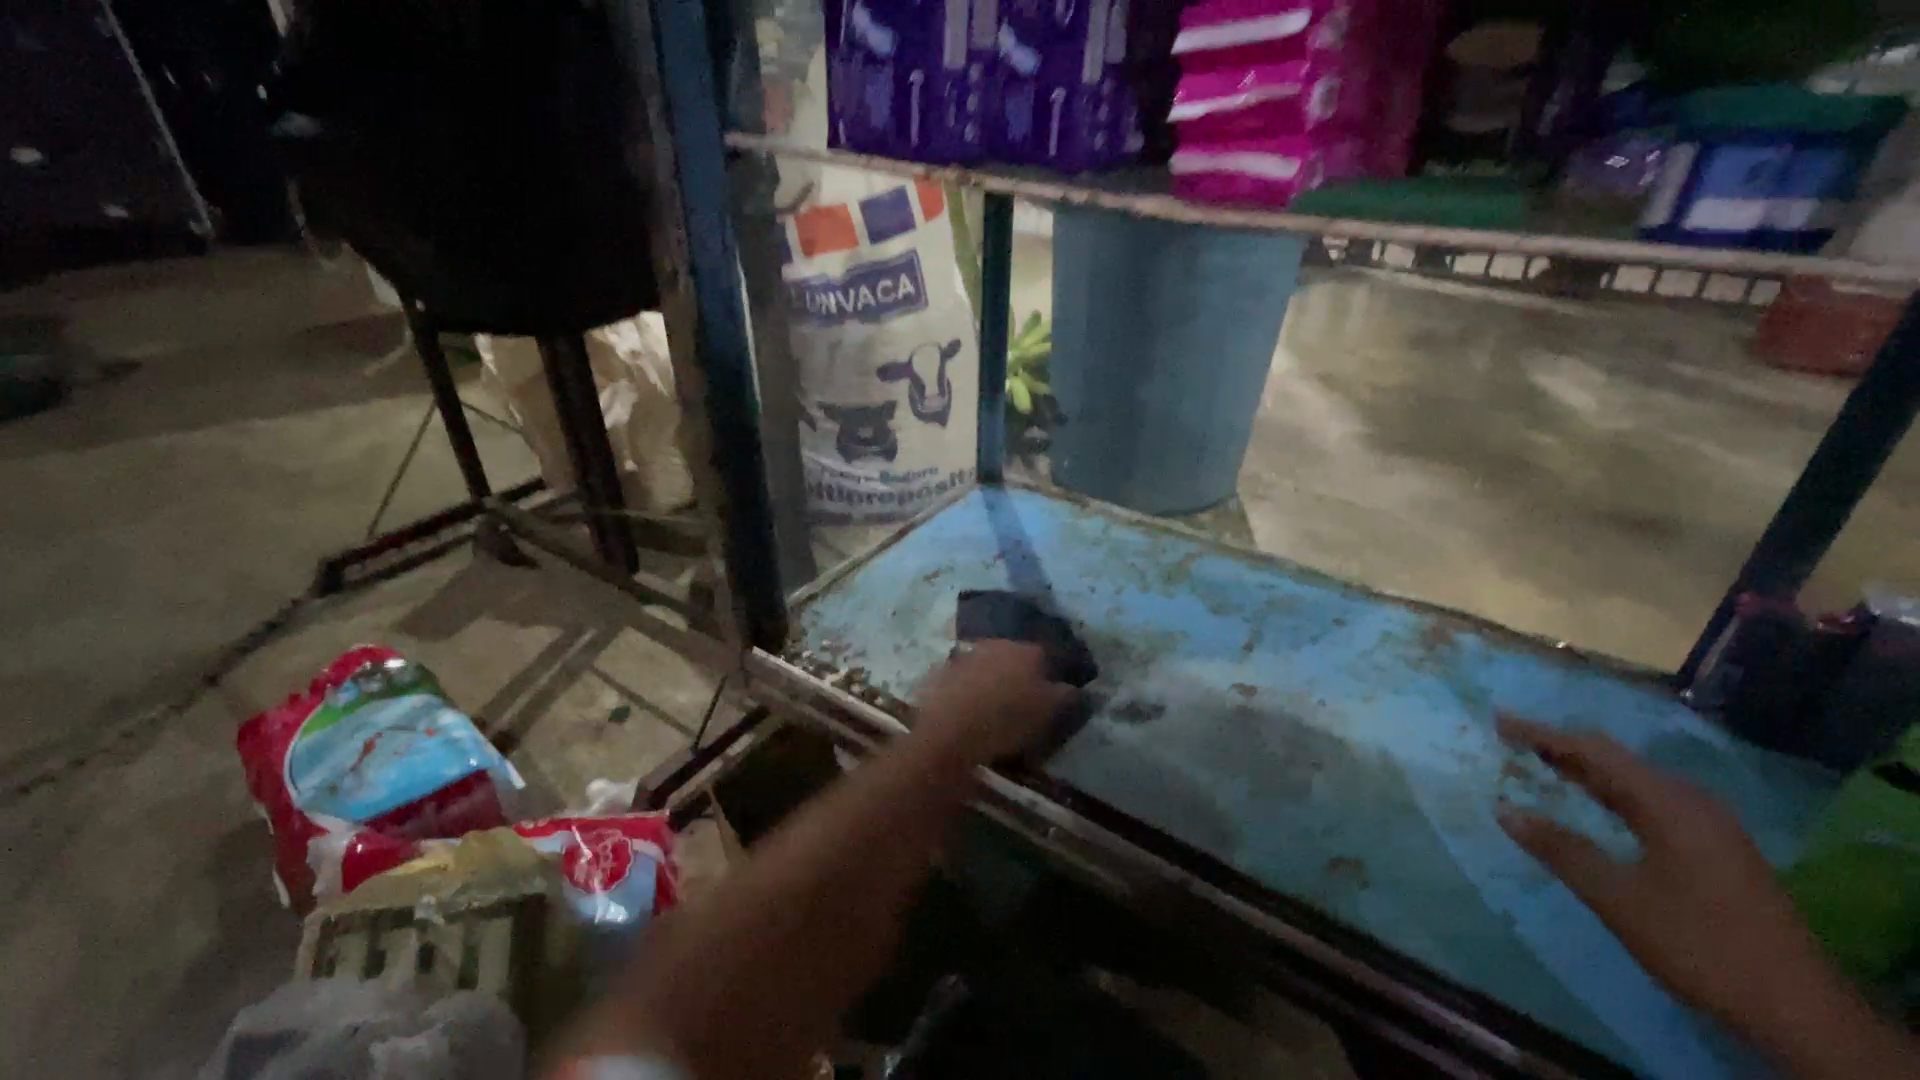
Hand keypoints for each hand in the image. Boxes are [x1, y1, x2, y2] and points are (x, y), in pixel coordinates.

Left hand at [912, 641, 1077, 760]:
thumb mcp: (1049, 712)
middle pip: (1015, 656)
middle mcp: (997, 644)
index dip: (1052, 672)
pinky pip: (962, 678)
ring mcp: (966, 655)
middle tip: (1023, 699)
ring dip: (992, 678)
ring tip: (994, 706)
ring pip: (987, 664)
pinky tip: (968, 709)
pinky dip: (967, 689)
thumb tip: (1077, 687)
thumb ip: (1067, 696)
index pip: (1048, 655)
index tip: (1054, 690)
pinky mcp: (941, 672)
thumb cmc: (1007, 721)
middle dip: (1020, 673)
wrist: (948, 732)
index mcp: (1028, 651)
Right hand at [1494, 716, 1832, 1031]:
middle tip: (1510, 741)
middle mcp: (1691, 803)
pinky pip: (1648, 804)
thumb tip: (1504, 809)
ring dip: (1584, 773)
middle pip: (1616, 761)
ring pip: (1633, 783)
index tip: (1499, 720)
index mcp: (1670, 804)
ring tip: (1538, 767)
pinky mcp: (1713, 849)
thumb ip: (1561, 850)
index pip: (1595, 752)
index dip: (1543, 733)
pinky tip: (1589, 809)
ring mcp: (1708, 826)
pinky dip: (1608, 796)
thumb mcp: (1618, 898)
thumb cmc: (1699, 944)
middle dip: (1560, 748)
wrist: (1798, 1008)